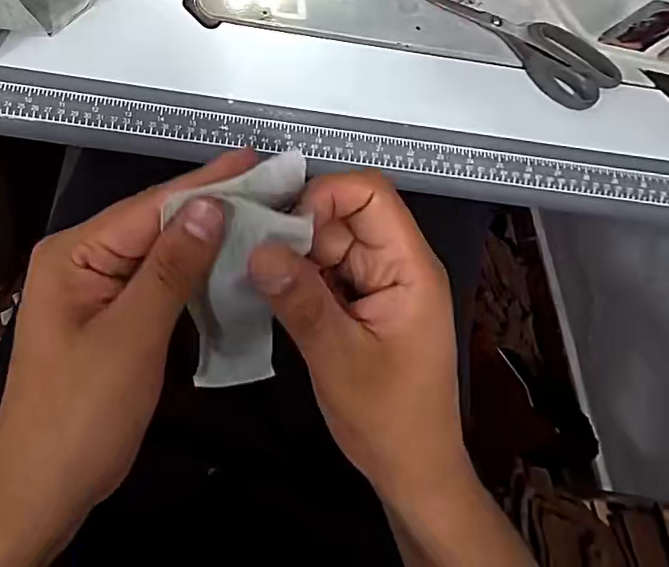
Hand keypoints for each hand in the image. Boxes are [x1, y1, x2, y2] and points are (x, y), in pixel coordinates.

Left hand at [0, 149, 255, 565]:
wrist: (41, 495)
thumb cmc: (80, 418)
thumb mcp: (131, 338)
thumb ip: (171, 268)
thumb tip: (210, 204)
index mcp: (73, 253)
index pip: (149, 207)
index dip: (205, 182)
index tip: (251, 159)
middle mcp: (80, 257)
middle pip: (153, 221)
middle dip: (209, 203)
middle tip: (264, 181)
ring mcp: (93, 285)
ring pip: (158, 248)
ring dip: (204, 234)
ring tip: (254, 207)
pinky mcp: (109, 311)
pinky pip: (156, 277)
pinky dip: (190, 267)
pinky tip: (223, 253)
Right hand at [248, 170, 464, 498]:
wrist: (412, 473)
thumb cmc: (390, 420)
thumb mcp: (340, 360)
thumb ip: (301, 301)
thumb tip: (258, 249)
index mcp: (409, 266)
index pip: (372, 194)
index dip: (327, 195)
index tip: (285, 226)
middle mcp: (394, 262)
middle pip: (343, 212)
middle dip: (300, 226)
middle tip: (256, 252)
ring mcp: (375, 279)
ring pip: (327, 238)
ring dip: (293, 251)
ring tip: (255, 271)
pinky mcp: (357, 297)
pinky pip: (323, 265)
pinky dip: (296, 272)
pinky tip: (270, 288)